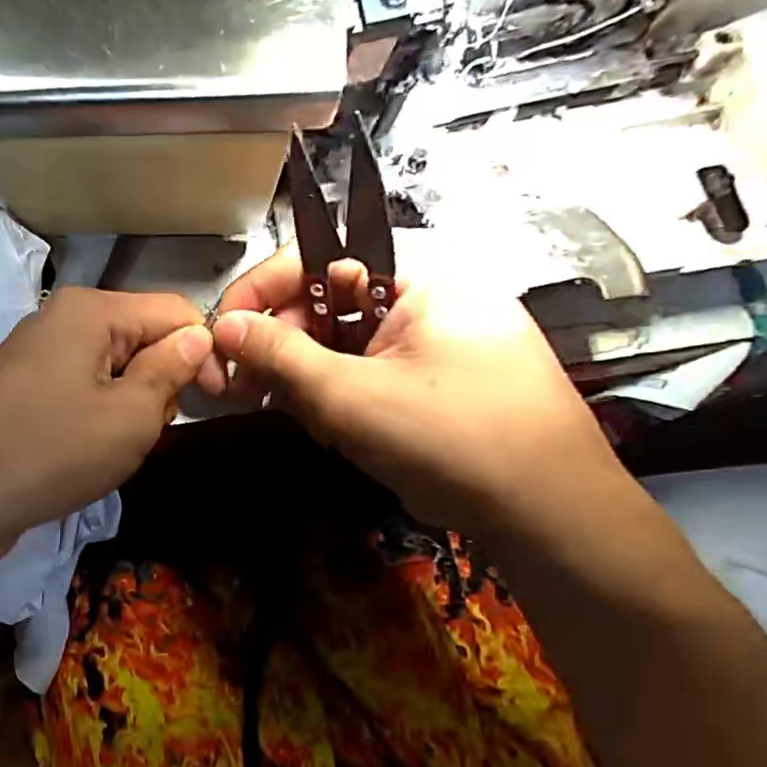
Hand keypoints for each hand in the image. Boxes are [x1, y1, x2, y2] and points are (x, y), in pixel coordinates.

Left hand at [0, 288, 211, 558]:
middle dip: (161, 381)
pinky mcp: (18, 388)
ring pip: (109, 367)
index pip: (174, 311)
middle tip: (153, 432)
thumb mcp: (131, 416)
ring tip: (118, 447)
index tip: (215, 402)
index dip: (205, 352)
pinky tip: (86, 450)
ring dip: (129, 404)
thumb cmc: (53, 452)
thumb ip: (171, 369)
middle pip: (139, 336)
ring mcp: (33, 354)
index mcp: (90, 309)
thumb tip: (196, 336)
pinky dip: (96, 414)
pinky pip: (77, 388)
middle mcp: (58, 319)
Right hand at [208, 245, 623, 533]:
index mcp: (419, 270)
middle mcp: (426, 292)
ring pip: (341, 342)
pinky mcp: (433, 376)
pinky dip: (339, 396)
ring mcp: (433, 337)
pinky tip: (332, 429)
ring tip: (303, 417)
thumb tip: (222, 326)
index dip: (259, 293)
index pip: (316, 256)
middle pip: (325, 302)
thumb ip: (278, 355)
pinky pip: (366, 370)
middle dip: (283, 347)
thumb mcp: (349, 395)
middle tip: (245, 389)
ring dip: (309, 378)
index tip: (220, 334)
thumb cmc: (450, 437)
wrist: (546, 510)